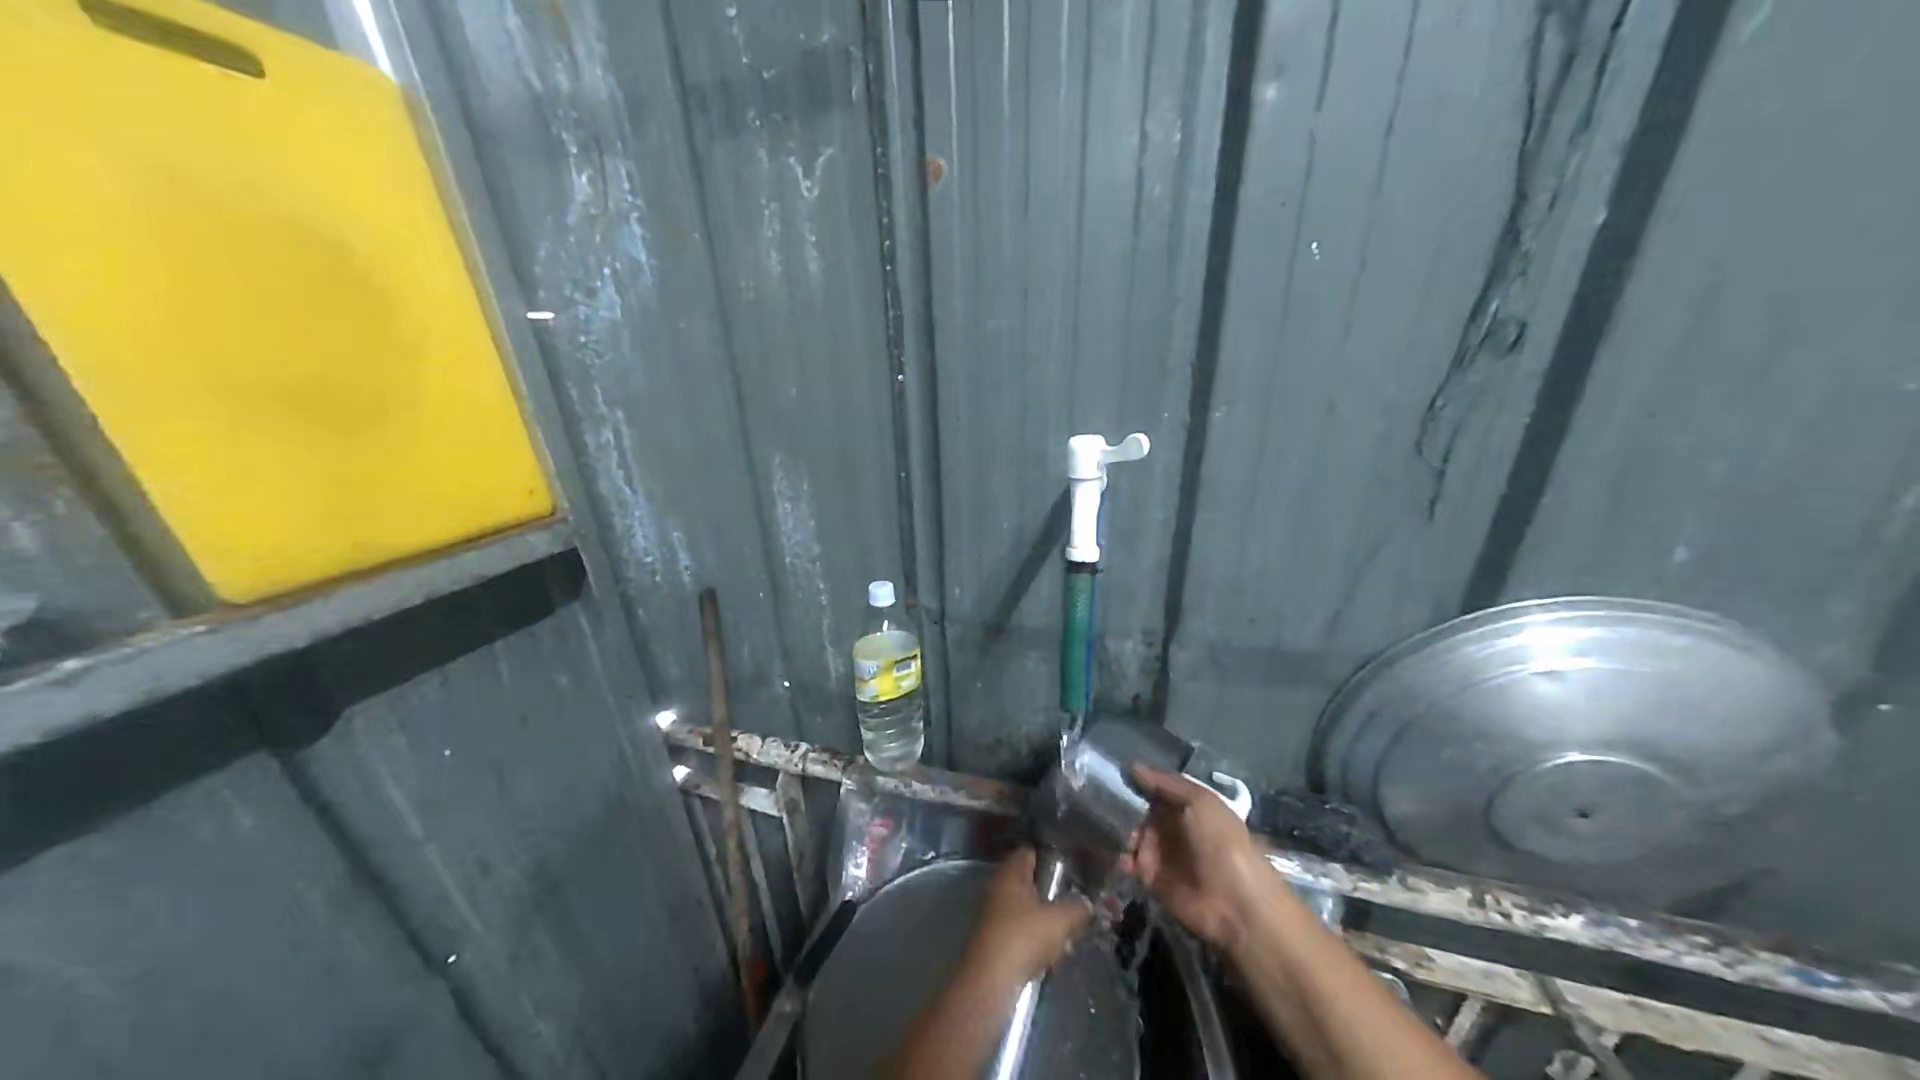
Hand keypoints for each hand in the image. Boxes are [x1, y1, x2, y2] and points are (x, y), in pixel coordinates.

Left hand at [962, 848, 1092, 985]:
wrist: (989, 980)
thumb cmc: (1023, 937)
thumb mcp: (1060, 920)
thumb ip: (1078, 908)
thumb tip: (1088, 904)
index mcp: (1010, 873)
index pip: (1030, 852)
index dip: (1051, 858)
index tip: (1072, 869)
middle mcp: (998, 887)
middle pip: (1032, 885)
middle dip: (1054, 899)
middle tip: (1074, 911)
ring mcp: (993, 914)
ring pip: (1029, 912)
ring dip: (1048, 925)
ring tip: (1066, 941)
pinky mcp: (994, 940)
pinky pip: (1021, 933)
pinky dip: (1036, 943)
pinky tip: (1050, 959)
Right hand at [1119, 764, 1268, 947]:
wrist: (1234, 903)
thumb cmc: (1221, 842)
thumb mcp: (1200, 801)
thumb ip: (1166, 783)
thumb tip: (1132, 766)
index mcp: (1186, 806)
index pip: (1155, 788)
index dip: (1136, 779)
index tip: (1109, 768)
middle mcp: (1171, 826)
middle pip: (1138, 809)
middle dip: (1119, 802)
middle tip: (1097, 795)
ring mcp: (1159, 852)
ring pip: (1129, 833)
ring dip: (1117, 828)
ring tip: (1105, 823)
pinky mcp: (1149, 878)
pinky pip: (1127, 861)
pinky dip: (1119, 855)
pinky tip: (1117, 851)